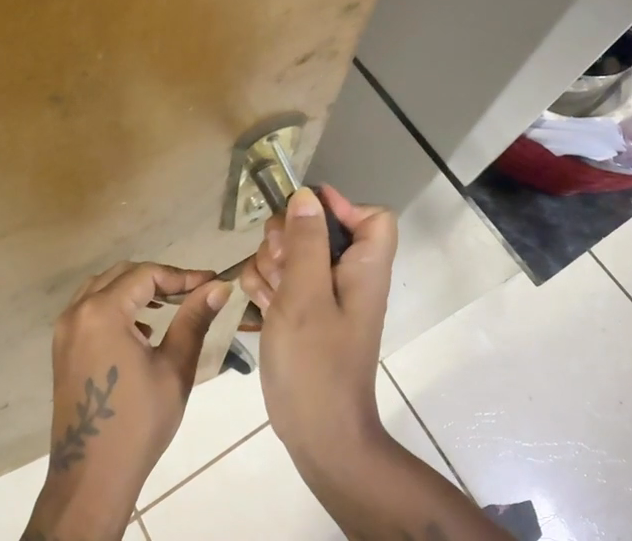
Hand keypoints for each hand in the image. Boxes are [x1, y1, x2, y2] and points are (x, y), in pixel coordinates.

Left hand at [24, 262, 231, 539]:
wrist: (92, 475)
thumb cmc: (138, 422)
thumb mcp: (174, 368)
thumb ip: (194, 320)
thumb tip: (218, 288)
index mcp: (102, 312)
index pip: (146, 275)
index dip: (181, 276)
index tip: (212, 283)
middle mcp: (77, 312)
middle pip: (121, 275)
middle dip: (158, 279)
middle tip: (193, 293)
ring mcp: (64, 330)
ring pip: (102, 289)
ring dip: (135, 290)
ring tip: (169, 306)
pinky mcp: (62, 349)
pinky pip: (90, 310)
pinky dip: (116, 307)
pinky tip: (142, 331)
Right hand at [248, 187, 398, 477]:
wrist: (317, 433)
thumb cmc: (315, 363)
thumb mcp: (305, 295)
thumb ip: (306, 242)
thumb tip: (307, 197)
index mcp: (364, 268)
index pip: (372, 216)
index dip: (338, 207)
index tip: (299, 219)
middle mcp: (348, 277)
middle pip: (320, 229)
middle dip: (288, 237)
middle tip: (279, 263)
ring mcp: (324, 298)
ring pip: (294, 254)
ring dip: (271, 264)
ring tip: (268, 294)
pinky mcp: (303, 316)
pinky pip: (282, 282)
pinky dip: (266, 288)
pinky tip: (260, 307)